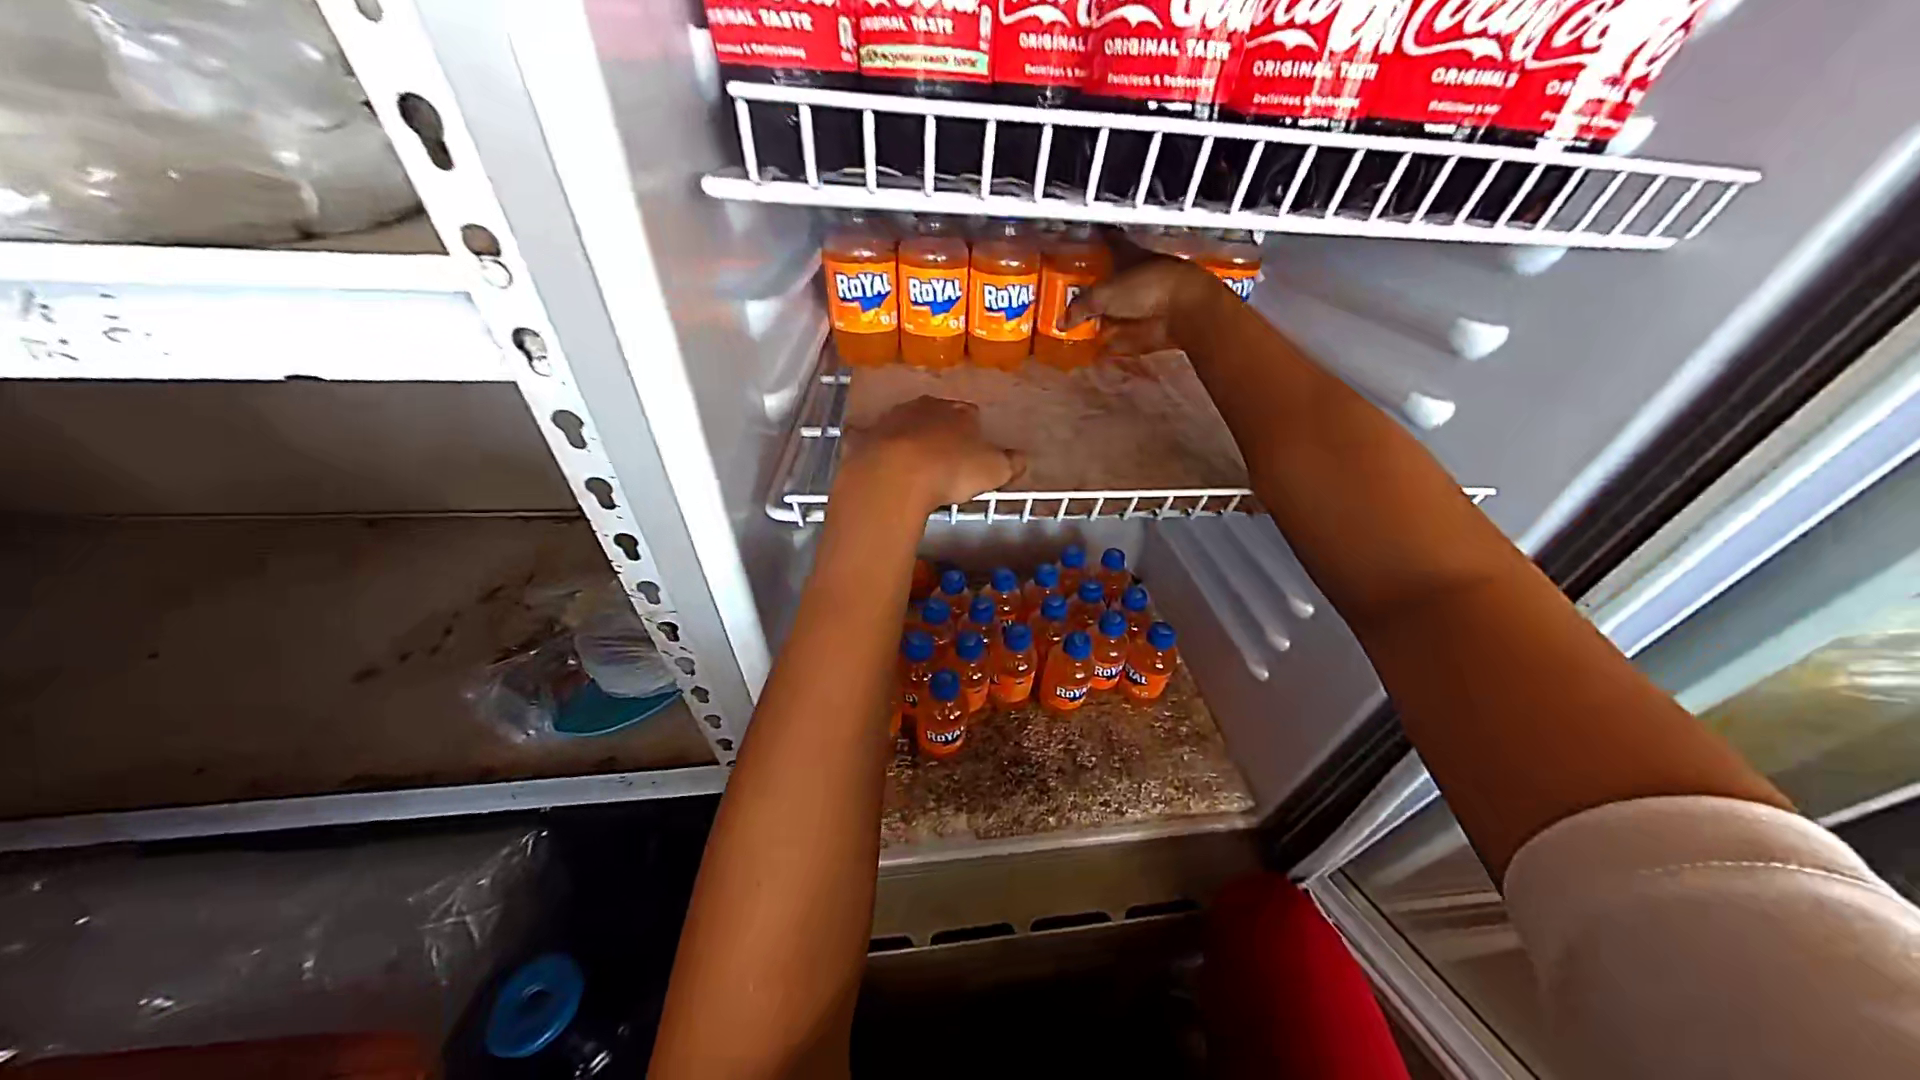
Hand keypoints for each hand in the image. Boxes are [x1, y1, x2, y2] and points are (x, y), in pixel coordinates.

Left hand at [837, 396, 1024, 510]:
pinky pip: (871, 440)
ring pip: (903, 424)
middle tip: (944, 452)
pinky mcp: (864, 439)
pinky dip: (874, 448)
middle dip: (939, 428)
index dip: (973, 429)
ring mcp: (890, 421)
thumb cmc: (950, 470)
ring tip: (914, 461)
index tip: (975, 444)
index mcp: (958, 412)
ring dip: (908, 437)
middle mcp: (923, 408)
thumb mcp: (993, 470)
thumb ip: (1010, 463)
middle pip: (935, 414)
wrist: (894, 475)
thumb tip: (1025, 458)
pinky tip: (877, 462)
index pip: (970, 414)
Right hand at [1064, 229, 1222, 358]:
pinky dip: (1111, 342)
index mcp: (1128, 254)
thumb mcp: (1103, 294)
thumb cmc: (1146, 288)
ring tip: (1078, 326)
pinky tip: (1095, 349)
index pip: (1110, 241)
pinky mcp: (1150, 325)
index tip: (1090, 236)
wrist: (1184, 311)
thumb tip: (1062, 322)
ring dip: (1102, 317)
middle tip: (1072, 295)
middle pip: (1110, 279)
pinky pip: (1123, 334)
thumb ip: (1080, 307)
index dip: (1099, 238)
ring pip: (1117, 308)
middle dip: (1094, 287)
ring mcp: (1144, 301)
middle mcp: (1136, 275)